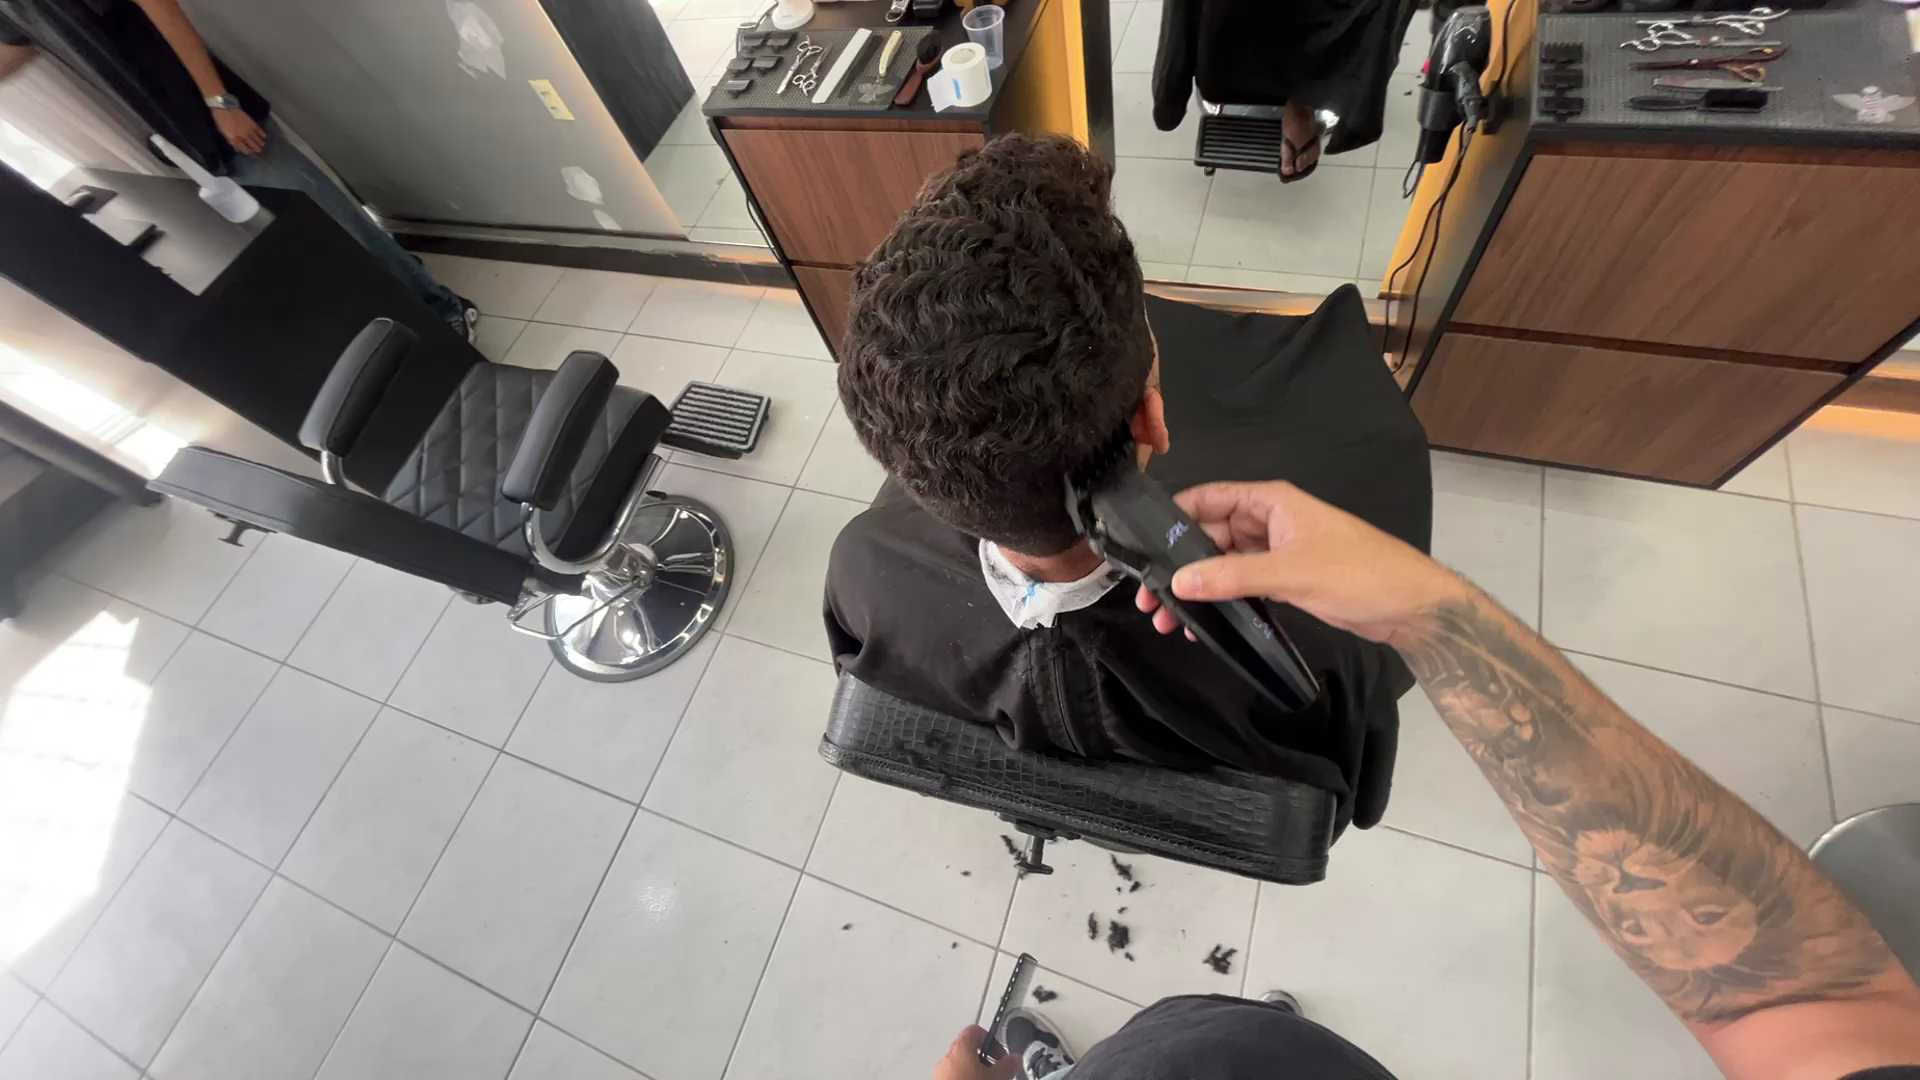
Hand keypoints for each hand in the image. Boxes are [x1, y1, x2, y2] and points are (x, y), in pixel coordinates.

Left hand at [212, 107, 266, 154]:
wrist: (224, 106)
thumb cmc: (220, 118)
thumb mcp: (223, 131)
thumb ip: (232, 140)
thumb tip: (238, 148)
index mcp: (236, 139)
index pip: (247, 151)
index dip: (250, 154)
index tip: (252, 155)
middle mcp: (245, 137)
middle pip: (256, 148)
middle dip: (257, 150)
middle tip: (257, 150)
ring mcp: (251, 132)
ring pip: (261, 143)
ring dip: (260, 144)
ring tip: (260, 144)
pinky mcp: (255, 126)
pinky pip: (263, 134)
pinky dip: (263, 136)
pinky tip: (262, 136)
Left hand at [933, 1026, 1020, 1079]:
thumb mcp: (996, 1078)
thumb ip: (1008, 1065)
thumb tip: (1016, 1059)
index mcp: (961, 1047)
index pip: (975, 1031)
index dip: (990, 1040)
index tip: (999, 1054)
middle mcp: (948, 1057)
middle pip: (968, 1049)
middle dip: (984, 1060)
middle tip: (995, 1073)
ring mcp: (941, 1073)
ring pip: (961, 1066)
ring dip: (973, 1073)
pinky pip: (954, 1078)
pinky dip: (964, 1079)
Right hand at [1135, 480, 1468, 646]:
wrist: (1411, 609)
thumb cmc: (1358, 573)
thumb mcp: (1290, 572)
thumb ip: (1231, 577)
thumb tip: (1178, 583)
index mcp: (1269, 502)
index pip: (1209, 498)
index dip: (1173, 516)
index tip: (1141, 542)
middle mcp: (1266, 521)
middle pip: (1208, 535)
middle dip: (1177, 564)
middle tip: (1148, 597)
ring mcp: (1272, 551)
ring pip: (1219, 564)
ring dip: (1194, 588)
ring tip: (1165, 618)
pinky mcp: (1279, 578)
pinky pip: (1236, 584)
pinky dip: (1217, 600)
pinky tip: (1197, 625)